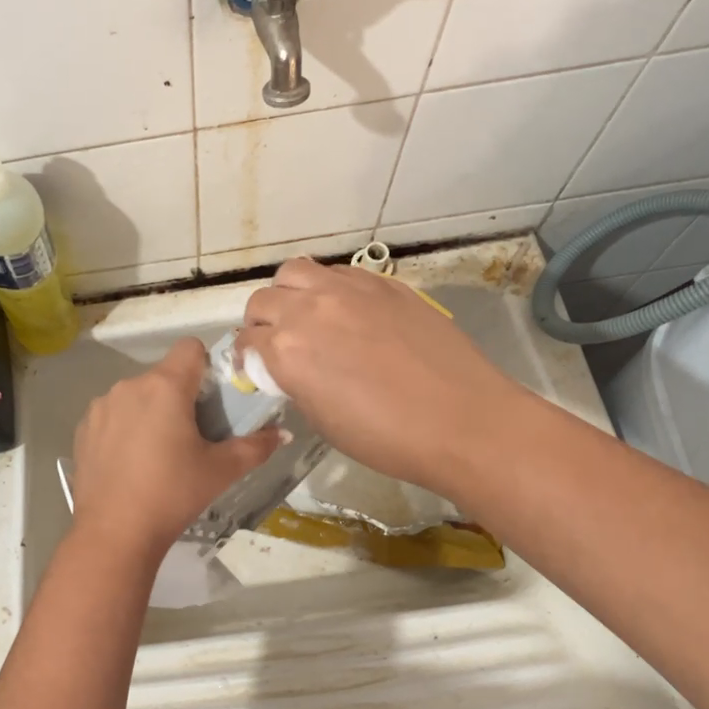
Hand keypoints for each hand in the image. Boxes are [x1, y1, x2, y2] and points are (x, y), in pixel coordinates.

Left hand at [69, 338, 281, 556]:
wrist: (114, 532)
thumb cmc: (173, 495)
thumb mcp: (221, 471)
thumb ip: (256, 446)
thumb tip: (282, 433)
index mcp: (165, 386)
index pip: (191, 347)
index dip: (206, 366)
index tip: (213, 399)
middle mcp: (130, 385)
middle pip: (164, 374)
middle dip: (181, 395)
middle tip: (193, 434)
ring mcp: (102, 406)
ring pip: (137, 395)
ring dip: (151, 411)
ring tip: (159, 452)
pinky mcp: (84, 428)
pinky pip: (113, 414)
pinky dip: (126, 428)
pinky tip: (131, 462)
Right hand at [235, 258, 527, 490]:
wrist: (461, 420)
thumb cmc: (386, 437)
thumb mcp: (321, 419)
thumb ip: (294, 382)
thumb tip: (289, 369)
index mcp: (286, 349)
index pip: (247, 340)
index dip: (248, 356)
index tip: (257, 367)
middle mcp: (308, 309)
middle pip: (263, 299)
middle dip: (262, 321)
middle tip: (277, 342)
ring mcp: (347, 290)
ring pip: (296, 271)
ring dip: (290, 292)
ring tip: (306, 314)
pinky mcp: (382, 283)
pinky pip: (338, 273)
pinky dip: (328, 288)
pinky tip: (346, 311)